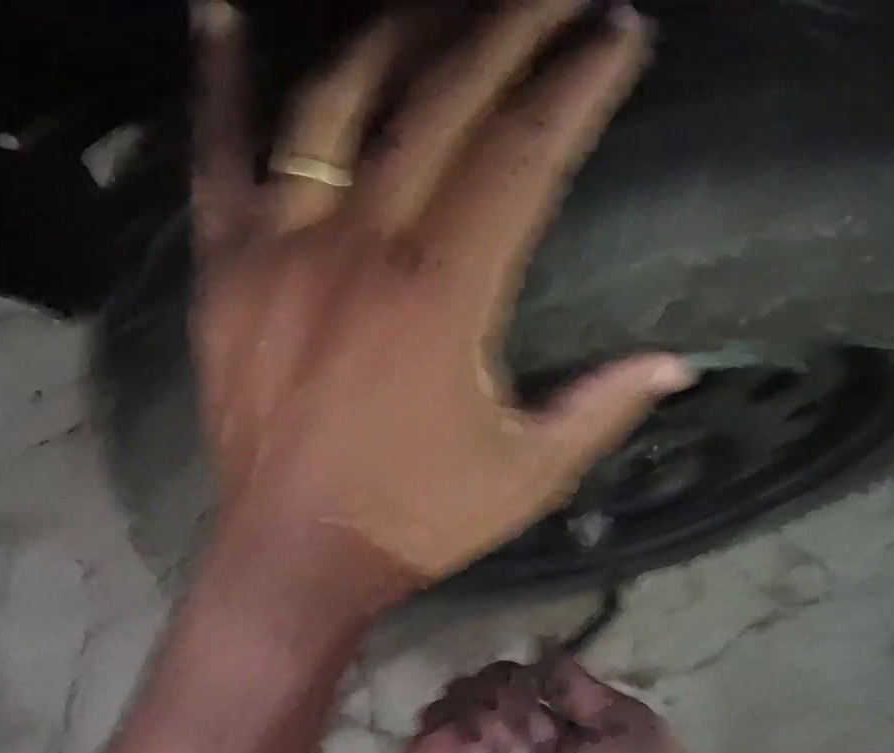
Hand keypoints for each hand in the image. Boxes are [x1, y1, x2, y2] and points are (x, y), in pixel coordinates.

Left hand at [188, 0, 692, 591]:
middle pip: (440, 102)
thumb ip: (602, 408)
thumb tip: (677, 362)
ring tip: (442, 1)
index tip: (618, 33)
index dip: (578, 84)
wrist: (294, 557)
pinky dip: (218, 80)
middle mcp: (359, 248)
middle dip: (507, 28)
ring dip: (395, 35)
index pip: (523, 155)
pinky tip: (221, 9)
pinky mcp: (225, 271)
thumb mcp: (529, 475)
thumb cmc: (415, 521)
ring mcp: (279, 250)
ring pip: (333, 105)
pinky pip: (216, 158)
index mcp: (442, 295)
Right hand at [403, 653, 706, 752]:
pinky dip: (429, 746)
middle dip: (493, 696)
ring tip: (495, 747)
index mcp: (554, 733)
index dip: (519, 680)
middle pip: (473, 693)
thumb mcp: (636, 730)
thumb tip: (541, 654)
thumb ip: (586, 689)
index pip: (511, 681)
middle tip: (526, 734)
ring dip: (463, 714)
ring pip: (442, 720)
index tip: (543, 708)